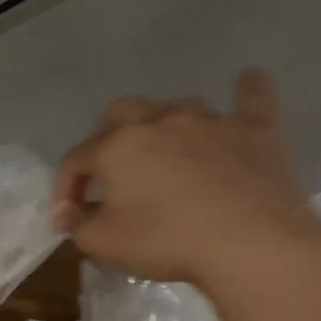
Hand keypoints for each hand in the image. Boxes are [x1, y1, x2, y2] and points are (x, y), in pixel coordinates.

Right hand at [54, 69, 320, 295]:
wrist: (250, 242)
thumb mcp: (98, 241)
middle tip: (103, 173)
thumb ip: (76, 221)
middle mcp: (161, 121)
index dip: (64, 189)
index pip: (74, 159)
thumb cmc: (163, 240)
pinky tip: (246, 78)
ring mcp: (212, 120)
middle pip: (119, 113)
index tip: (67, 218)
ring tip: (153, 148)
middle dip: (102, 139)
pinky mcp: (257, 129)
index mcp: (117, 146)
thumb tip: (72, 212)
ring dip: (155, 123)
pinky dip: (245, 89)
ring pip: (173, 105)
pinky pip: (252, 98)